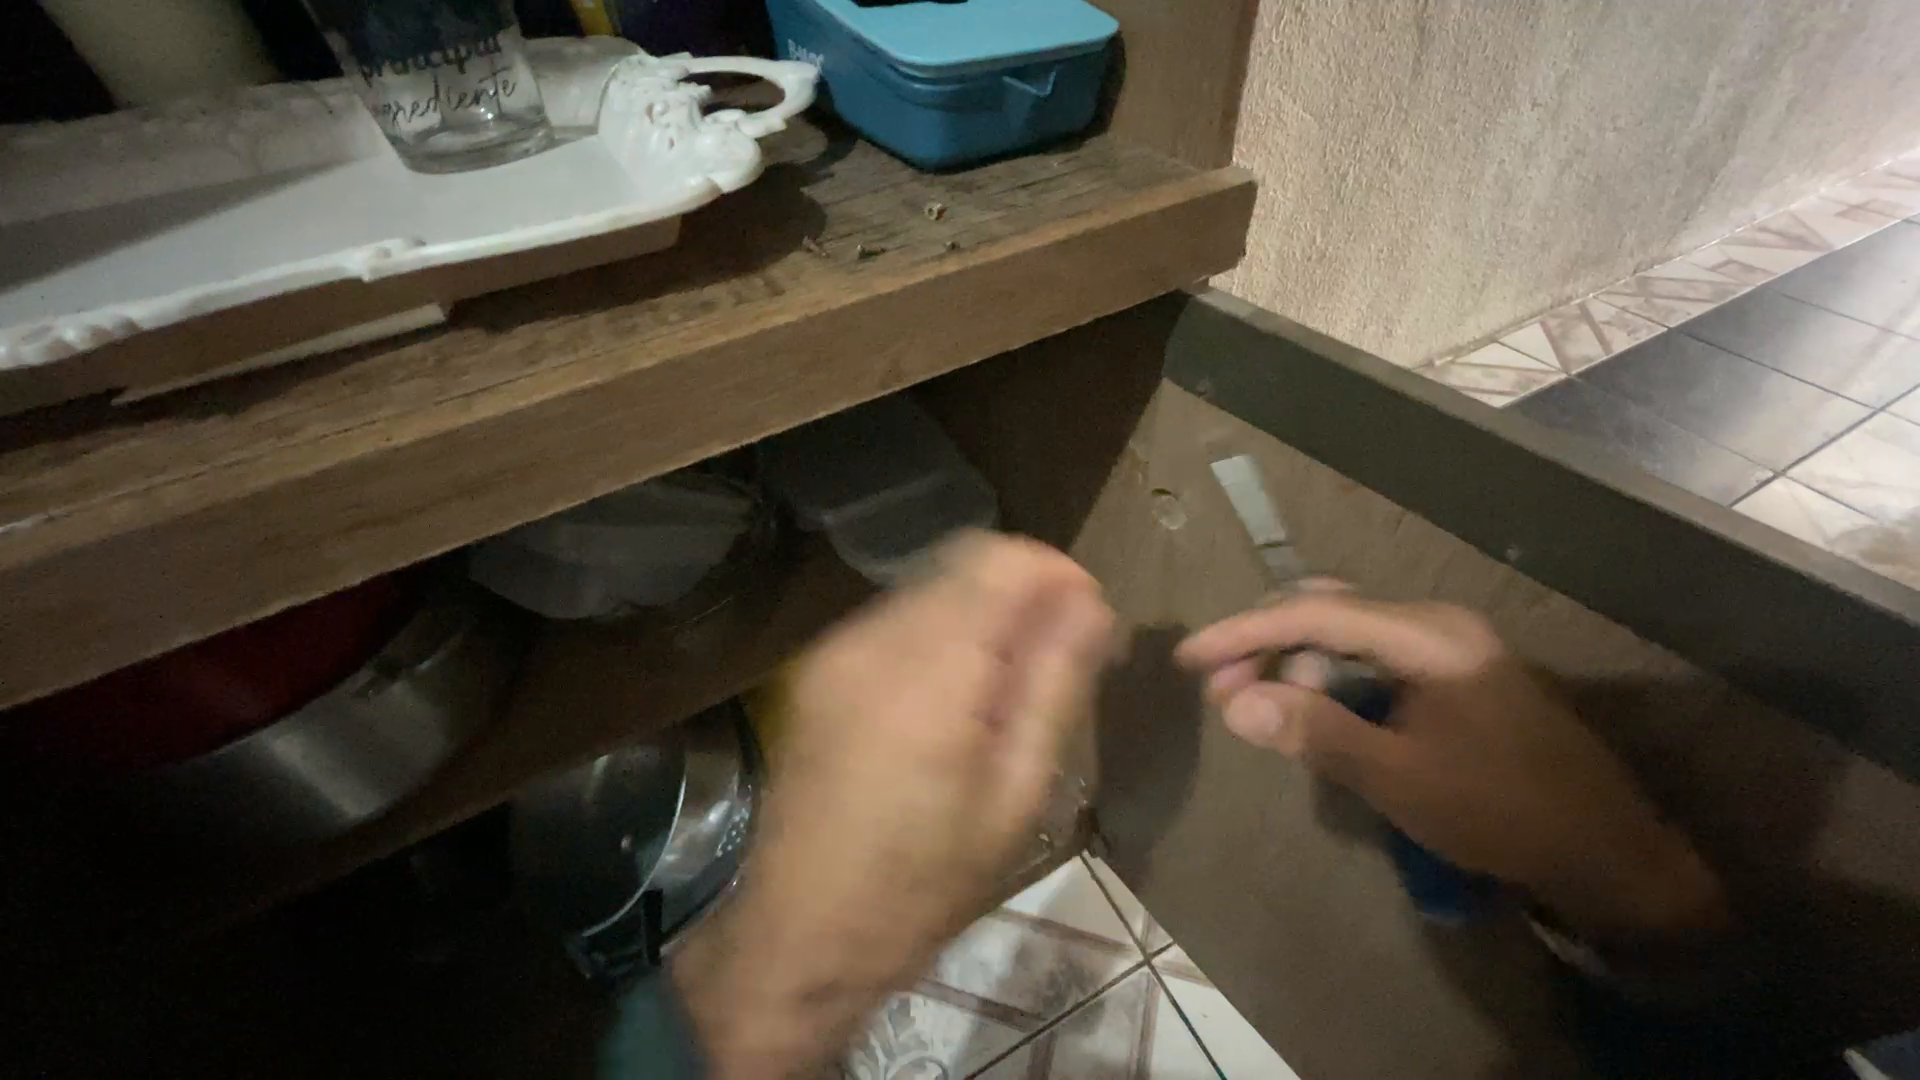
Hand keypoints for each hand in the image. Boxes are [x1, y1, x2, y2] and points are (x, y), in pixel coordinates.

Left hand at [671, 533, 1114, 1079]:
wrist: (802, 931)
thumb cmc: (925, 883)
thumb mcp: (1015, 796)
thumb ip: (1054, 685)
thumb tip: (1091, 605)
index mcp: (929, 676)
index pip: (1001, 563)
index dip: (1056, 574)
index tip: (1090, 620)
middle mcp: (874, 641)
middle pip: (965, 563)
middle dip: (1025, 592)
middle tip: (1060, 654)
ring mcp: (837, 649)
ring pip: (932, 584)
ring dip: (984, 610)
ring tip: (1010, 681)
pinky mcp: (820, 666)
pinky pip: (899, 616)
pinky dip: (943, 631)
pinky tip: (958, 690)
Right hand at [1175, 590, 1726, 944]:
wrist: (1610, 854)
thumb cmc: (1503, 813)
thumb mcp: (1400, 778)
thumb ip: (1315, 733)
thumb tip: (1234, 704)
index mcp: (1427, 636)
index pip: (1312, 615)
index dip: (1242, 634)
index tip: (1189, 659)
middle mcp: (1432, 623)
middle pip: (1324, 608)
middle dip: (1262, 642)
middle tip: (1217, 687)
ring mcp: (1442, 643)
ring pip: (1342, 629)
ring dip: (1290, 659)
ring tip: (1255, 703)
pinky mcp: (1445, 670)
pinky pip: (1365, 655)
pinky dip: (1323, 674)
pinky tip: (1306, 705)